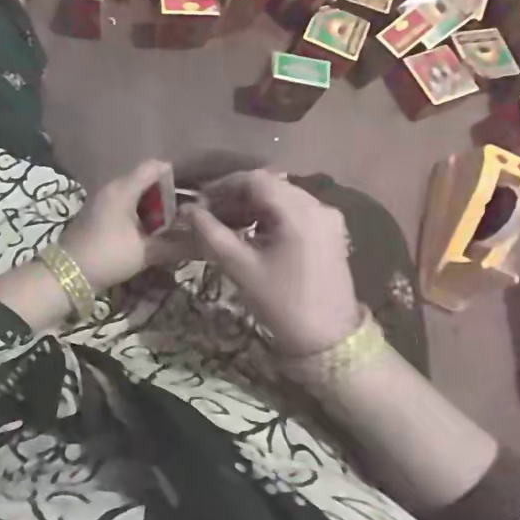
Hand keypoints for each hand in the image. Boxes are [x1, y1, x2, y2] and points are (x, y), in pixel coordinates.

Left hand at [58, 159, 188, 291]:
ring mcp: (104, 200)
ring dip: (154, 206)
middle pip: (146, 179)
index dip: (175, 176)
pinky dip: (140, 213)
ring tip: (174, 224)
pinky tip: (152, 231)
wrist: (67, 274)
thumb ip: (176, 246)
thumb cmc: (107, 256)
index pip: (154, 167)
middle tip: (188, 212)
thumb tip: (206, 245)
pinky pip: (125, 204)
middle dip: (168, 194)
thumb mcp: (145, 252)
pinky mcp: (99, 214)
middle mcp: (113, 188)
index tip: (193, 193)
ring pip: (136, 193)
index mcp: (123, 189)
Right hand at [183, 170, 362, 355]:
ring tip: (228, 225)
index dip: (224, 185)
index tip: (201, 202)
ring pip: (283, 197)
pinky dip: (271, 216)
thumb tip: (188, 210)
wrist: (327, 339)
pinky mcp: (331, 232)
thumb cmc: (281, 303)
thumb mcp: (241, 267)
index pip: (255, 180)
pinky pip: (296, 211)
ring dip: (253, 206)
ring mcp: (328, 218)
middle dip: (237, 196)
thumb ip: (212, 233)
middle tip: (210, 215)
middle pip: (271, 186)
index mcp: (299, 212)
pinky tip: (253, 234)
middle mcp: (318, 206)